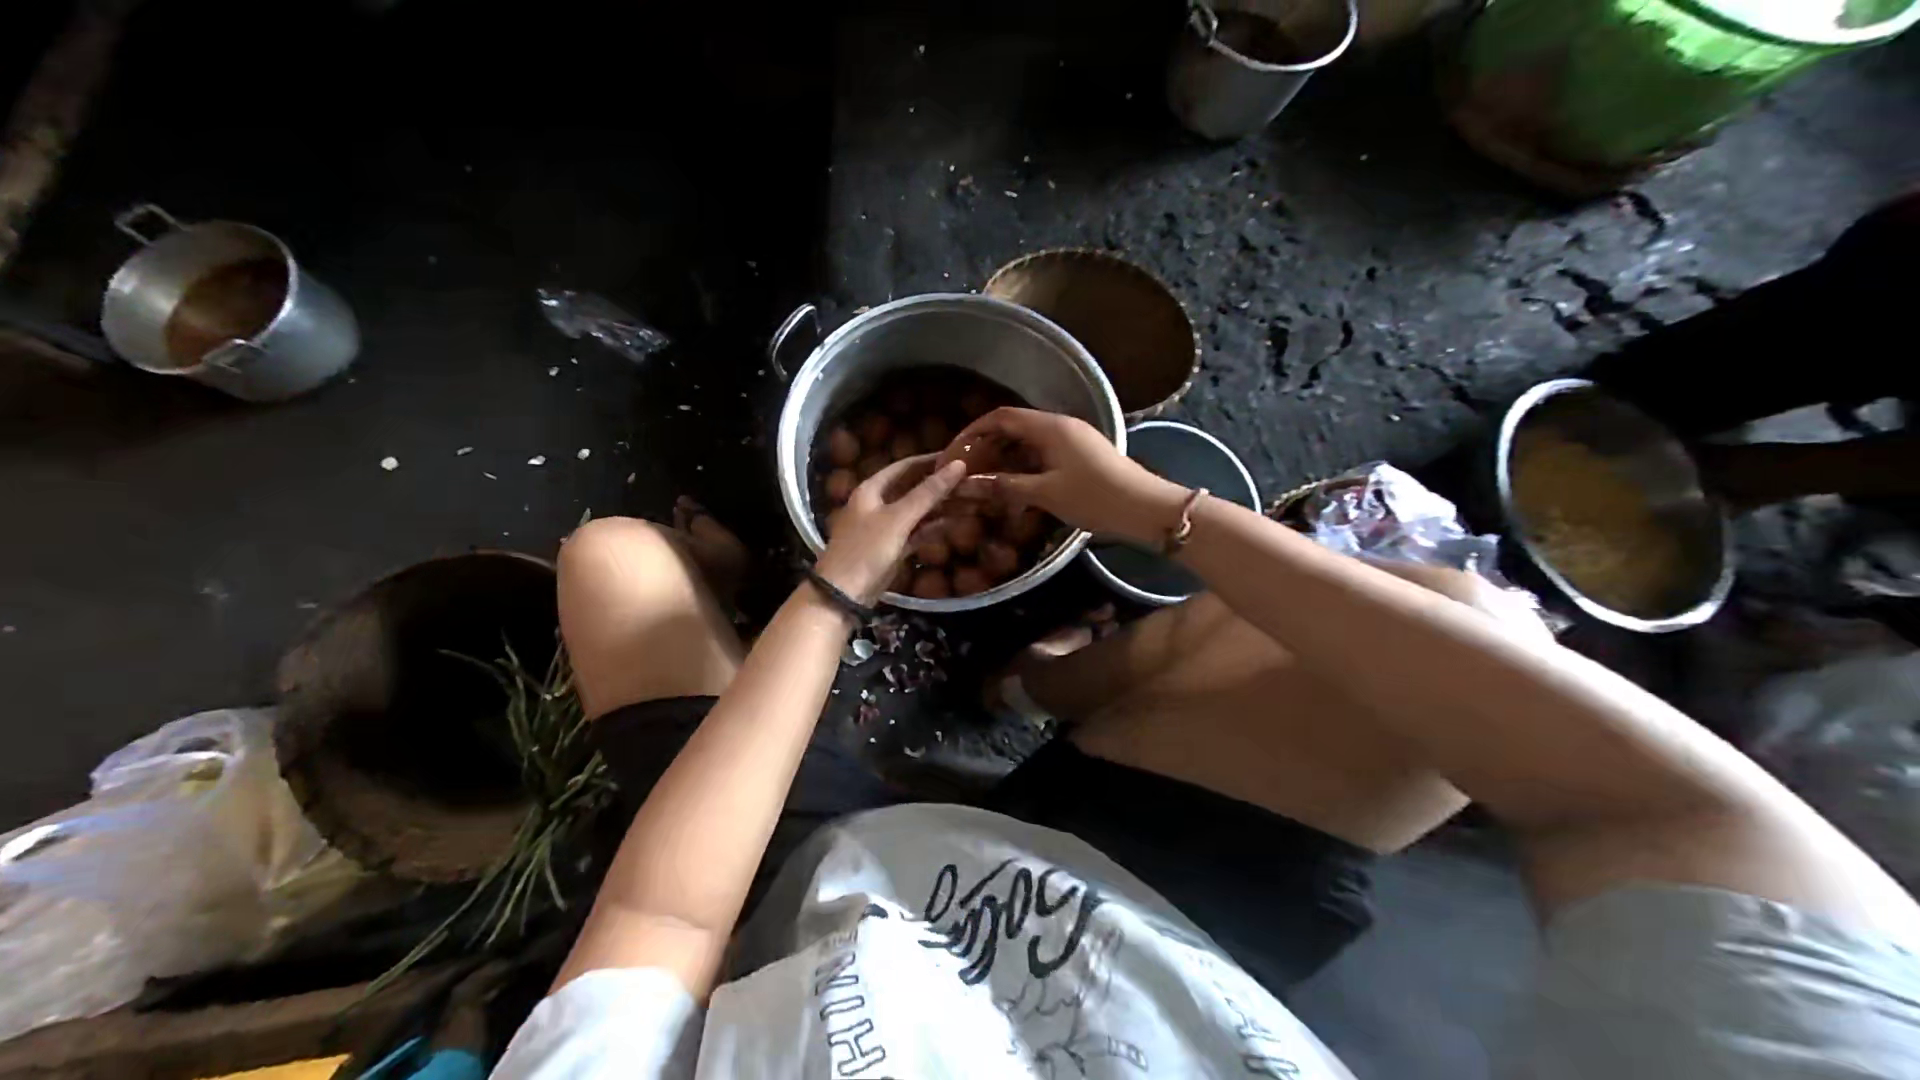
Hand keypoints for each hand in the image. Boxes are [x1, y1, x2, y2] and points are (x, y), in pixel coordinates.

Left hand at [816, 455, 967, 602]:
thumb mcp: (899, 518)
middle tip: (969, 479)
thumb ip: (928, 493)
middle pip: (911, 488)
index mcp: (871, 489)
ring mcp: (884, 527)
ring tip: (968, 499)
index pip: (904, 466)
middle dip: (937, 484)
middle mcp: (877, 504)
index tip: (956, 456)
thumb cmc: (866, 549)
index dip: (929, 460)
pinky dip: (933, 527)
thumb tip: (958, 465)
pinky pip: (916, 531)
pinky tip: (954, 522)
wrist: (844, 594)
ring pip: (916, 511)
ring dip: (939, 506)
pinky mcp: (892, 548)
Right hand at [946, 408, 1188, 545]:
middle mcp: (1060, 426)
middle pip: (1013, 428)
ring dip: (1004, 458)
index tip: (954, 453)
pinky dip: (1022, 466)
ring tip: (983, 481)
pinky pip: (1042, 454)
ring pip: (1028, 443)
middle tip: (965, 470)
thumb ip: (1004, 486)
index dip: (973, 432)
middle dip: (986, 447)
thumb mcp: (1046, 494)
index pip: (1001, 418)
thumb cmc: (1095, 497)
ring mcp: (1073, 440)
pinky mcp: (1080, 456)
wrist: (1147, 509)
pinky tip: (1012, 486)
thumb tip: (967, 485)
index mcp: (1050, 427)